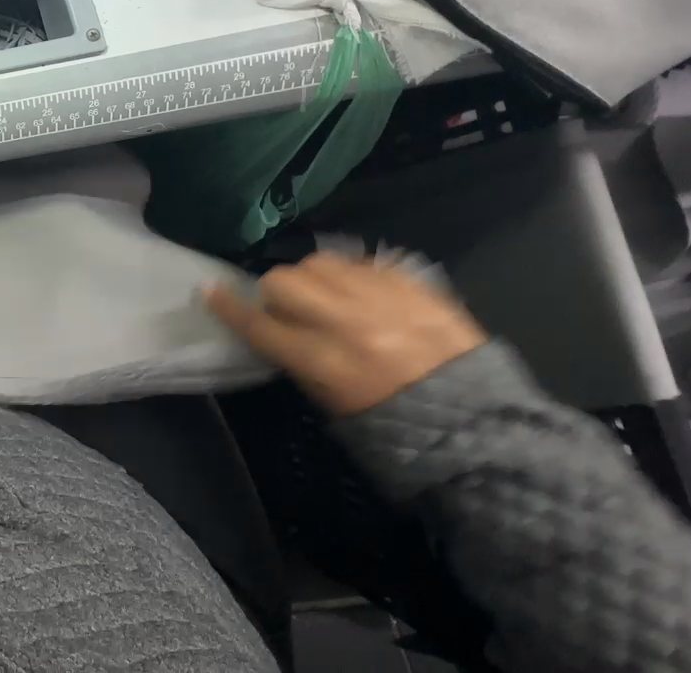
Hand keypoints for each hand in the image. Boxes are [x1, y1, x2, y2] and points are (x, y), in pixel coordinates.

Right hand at [204, 252, 486, 416]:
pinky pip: (367, 263)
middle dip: (276, 291)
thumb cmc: (391, 423)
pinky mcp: (417, 289)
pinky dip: (356, 274)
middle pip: (284, 281)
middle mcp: (349, 323)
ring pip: (321, 263)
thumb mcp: (328, 400)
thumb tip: (270, 324)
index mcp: (323, 360)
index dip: (228, 306)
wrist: (481, 427)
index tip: (210, 291)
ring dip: (314, 276)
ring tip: (327, 293)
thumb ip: (294, 356)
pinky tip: (361, 291)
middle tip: (288, 306)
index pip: (258, 322)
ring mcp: (386, 302)